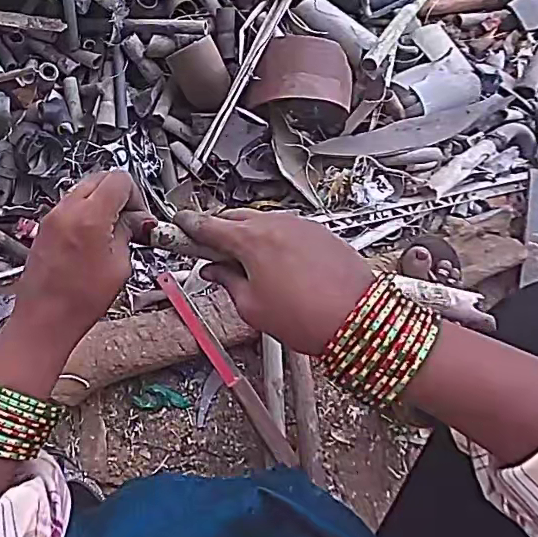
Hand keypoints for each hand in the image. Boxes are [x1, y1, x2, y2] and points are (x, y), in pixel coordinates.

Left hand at [8, 170, 135, 349]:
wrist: (43, 320)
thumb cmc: (76, 302)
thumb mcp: (119, 266)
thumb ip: (127, 233)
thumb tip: (133, 221)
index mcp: (89, 217)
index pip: (120, 180)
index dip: (136, 195)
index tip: (139, 215)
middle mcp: (67, 211)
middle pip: (101, 178)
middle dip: (119, 194)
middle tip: (130, 220)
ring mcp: (52, 218)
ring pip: (84, 189)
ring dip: (102, 202)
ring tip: (112, 231)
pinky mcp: (45, 228)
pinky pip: (70, 205)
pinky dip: (86, 212)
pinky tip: (95, 238)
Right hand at [175, 208, 375, 355]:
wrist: (359, 319)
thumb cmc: (309, 317)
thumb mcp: (252, 307)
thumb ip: (226, 282)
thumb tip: (214, 272)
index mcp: (251, 240)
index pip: (207, 225)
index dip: (187, 226)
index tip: (177, 227)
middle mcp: (275, 224)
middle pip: (232, 217)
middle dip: (217, 230)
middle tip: (209, 252)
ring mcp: (298, 224)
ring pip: (260, 221)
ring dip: (246, 235)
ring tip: (245, 264)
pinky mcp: (317, 231)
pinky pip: (284, 227)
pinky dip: (271, 238)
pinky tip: (274, 263)